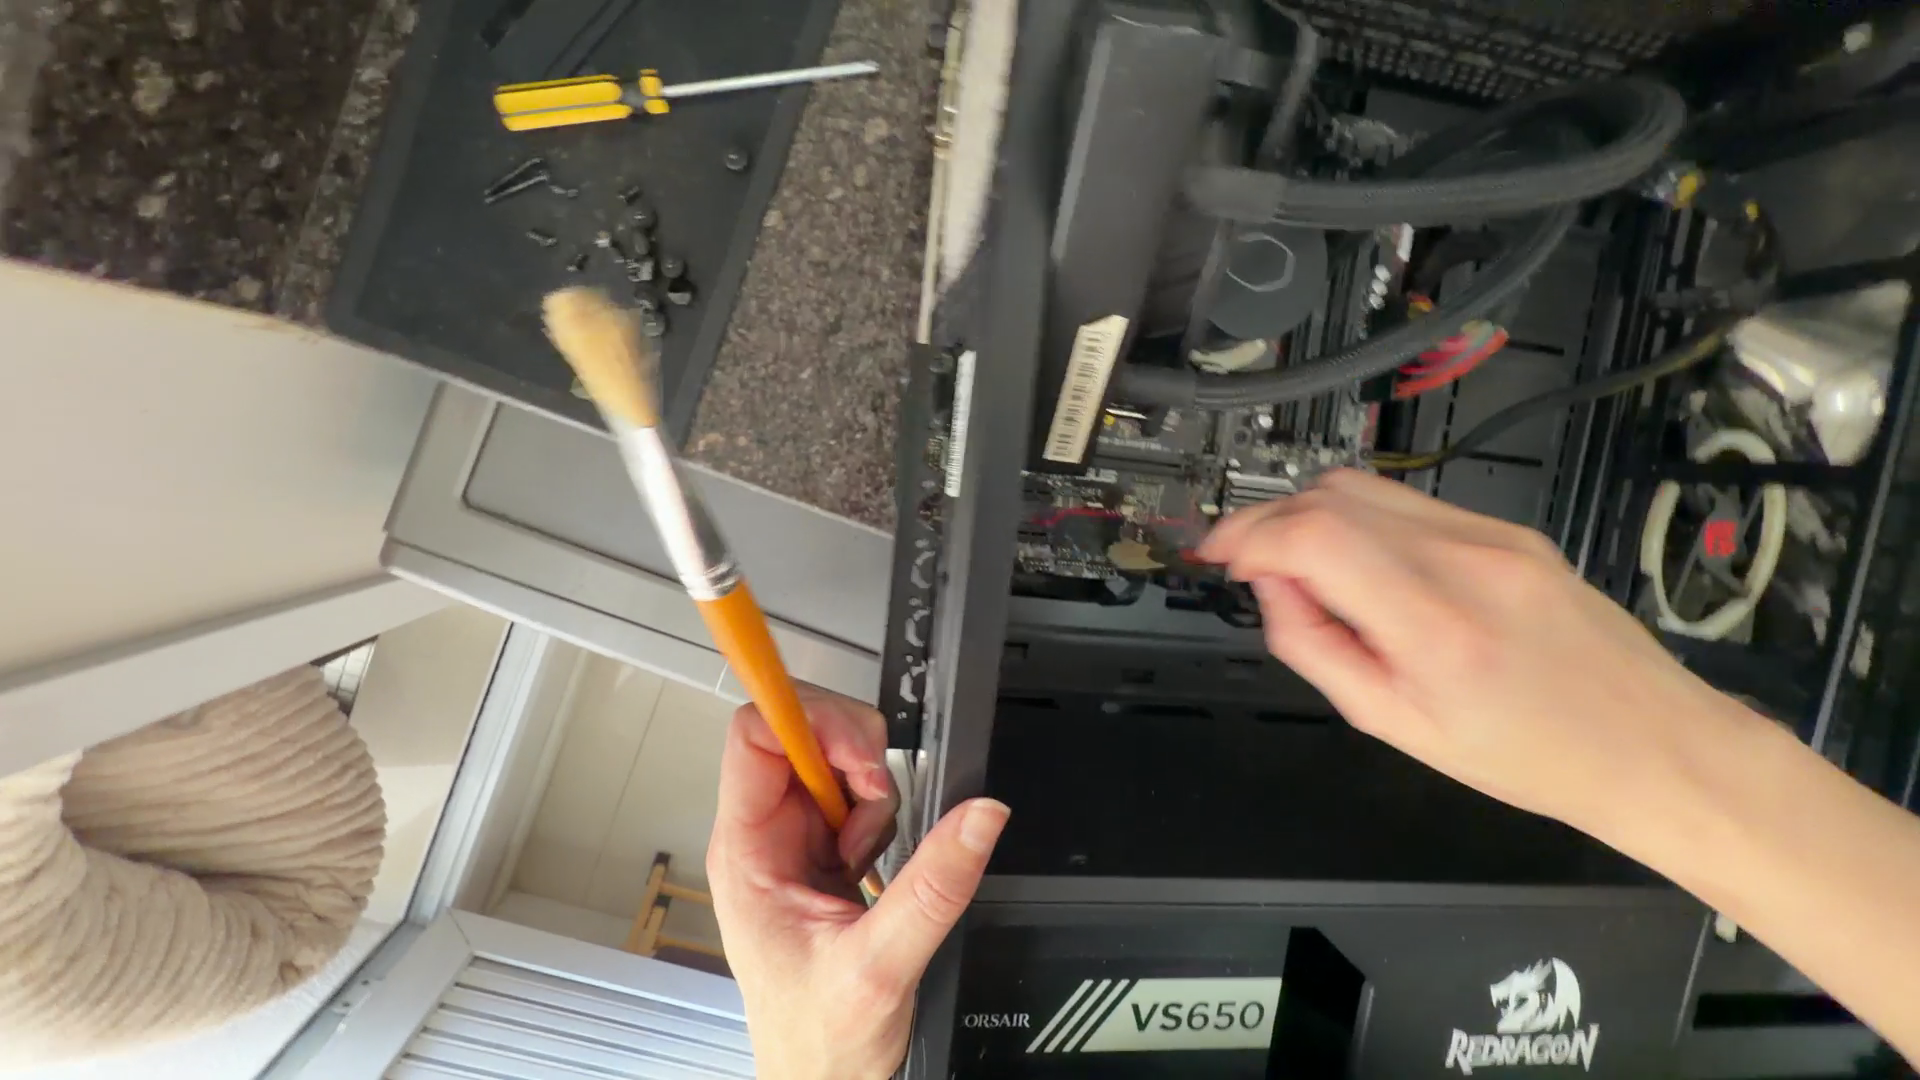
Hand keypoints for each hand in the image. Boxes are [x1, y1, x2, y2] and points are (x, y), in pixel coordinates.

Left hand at [707, 689, 1009, 1079]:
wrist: (822, 1077)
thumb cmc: (818, 1040)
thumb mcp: (881, 967)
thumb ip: (934, 886)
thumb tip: (981, 813)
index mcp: (747, 850)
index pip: (755, 734)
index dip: (811, 721)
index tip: (863, 753)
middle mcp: (764, 830)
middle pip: (803, 731)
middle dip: (855, 753)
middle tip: (880, 804)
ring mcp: (793, 833)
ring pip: (836, 755)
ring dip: (872, 790)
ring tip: (870, 855)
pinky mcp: (821, 840)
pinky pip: (857, 788)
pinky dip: (881, 811)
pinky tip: (872, 860)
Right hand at [1196, 468, 1757, 841]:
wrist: (1653, 746)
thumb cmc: (1526, 754)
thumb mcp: (1391, 721)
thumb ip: (1312, 646)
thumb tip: (1270, 586)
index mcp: (1437, 624)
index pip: (1313, 536)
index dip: (1247, 536)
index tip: (1220, 557)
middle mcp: (1468, 560)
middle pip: (1328, 496)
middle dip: (1263, 521)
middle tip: (1242, 560)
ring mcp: (1493, 535)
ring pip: (1360, 486)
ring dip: (1304, 514)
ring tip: (1292, 561)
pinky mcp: (1506, 528)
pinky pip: (1402, 501)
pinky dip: (1352, 520)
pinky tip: (1351, 561)